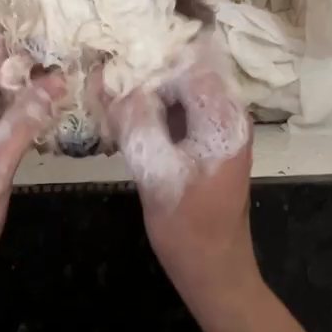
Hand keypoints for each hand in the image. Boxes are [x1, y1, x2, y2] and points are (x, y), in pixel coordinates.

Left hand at [0, 34, 57, 304]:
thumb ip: (21, 124)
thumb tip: (55, 79)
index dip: (12, 38)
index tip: (53, 31)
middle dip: (29, 57)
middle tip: (75, 50)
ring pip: (2, 93)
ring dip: (32, 83)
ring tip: (75, 71)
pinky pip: (6, 118)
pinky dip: (30, 110)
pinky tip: (59, 108)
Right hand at [109, 49, 261, 313]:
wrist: (214, 275)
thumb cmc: (189, 229)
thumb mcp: (155, 173)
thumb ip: (134, 121)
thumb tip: (108, 75)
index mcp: (223, 117)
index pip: (188, 60)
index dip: (151, 56)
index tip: (114, 57)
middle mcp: (226, 114)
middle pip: (182, 71)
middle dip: (144, 70)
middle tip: (104, 76)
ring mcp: (216, 127)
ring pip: (177, 90)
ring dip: (144, 90)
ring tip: (109, 94)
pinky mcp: (204, 141)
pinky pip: (176, 111)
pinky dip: (151, 109)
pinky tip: (124, 118)